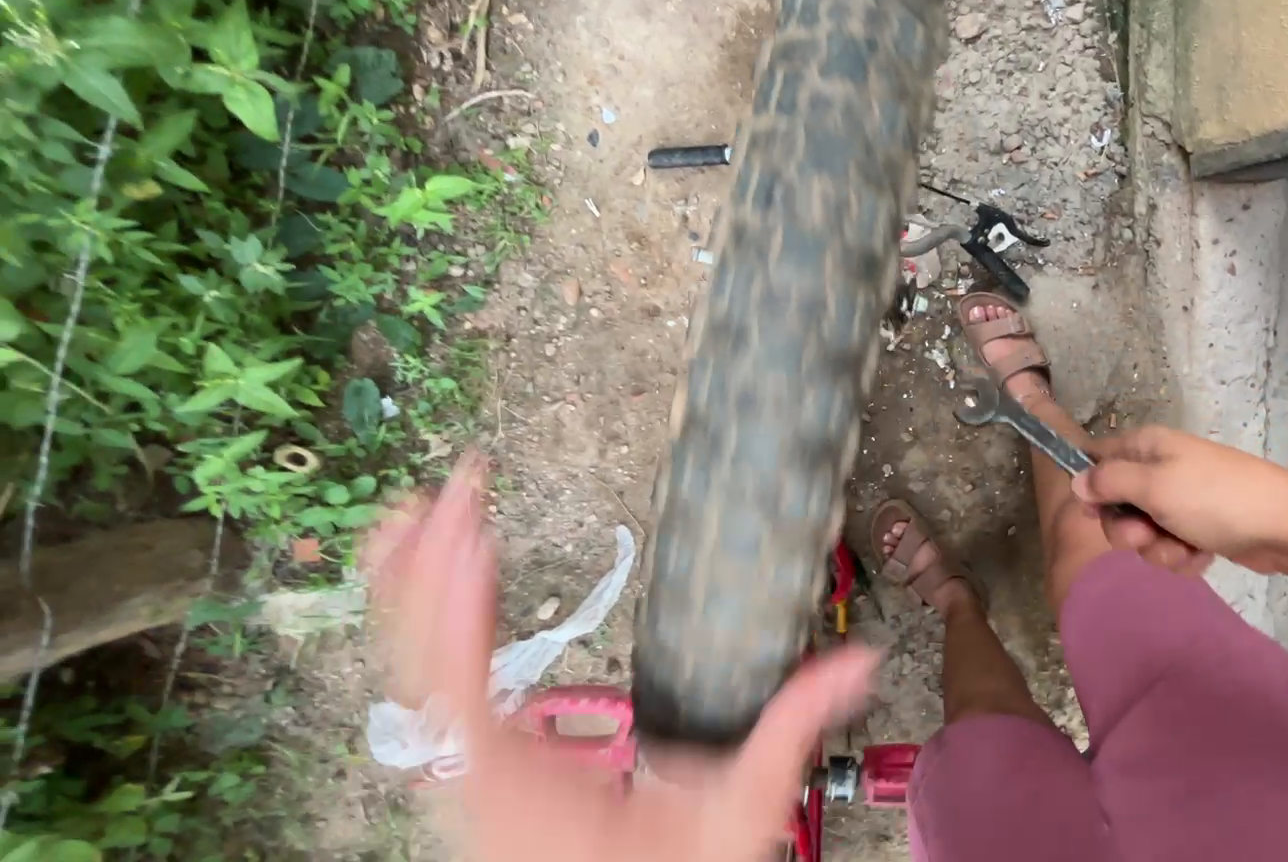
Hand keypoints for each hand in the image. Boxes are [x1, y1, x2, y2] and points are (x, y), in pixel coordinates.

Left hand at [365, 450, 879, 861]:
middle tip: (449, 493)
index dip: (461, 624)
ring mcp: (473, 777)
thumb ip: (793, 727)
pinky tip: (436, 575)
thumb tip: (860, 660)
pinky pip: (434, 688)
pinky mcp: (480, 765)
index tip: (475, 542)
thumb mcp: (743, 810)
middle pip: (429, 677)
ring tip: (418, 513)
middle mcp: (485, 788)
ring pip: (416, 680)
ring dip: (413, 590)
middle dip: (431, 576)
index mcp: (535, 799)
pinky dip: (428, 622)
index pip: (475, 708)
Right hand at [1073, 427, 1287, 575]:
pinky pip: (1171, 546)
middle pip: (1117, 505)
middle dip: (1130, 531)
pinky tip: (1203, 556)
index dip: (1092, 489)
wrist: (1286, 528)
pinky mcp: (1199, 528)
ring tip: (1186, 548)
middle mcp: (1160, 468)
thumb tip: (1075, 480)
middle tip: (1150, 534)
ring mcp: (1181, 500)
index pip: (1097, 460)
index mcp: (1147, 446)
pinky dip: (1183, 556)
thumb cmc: (1215, 499)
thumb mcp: (1154, 486)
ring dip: (1160, 549)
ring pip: (1144, 533)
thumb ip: (1108, 482)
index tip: (1097, 513)